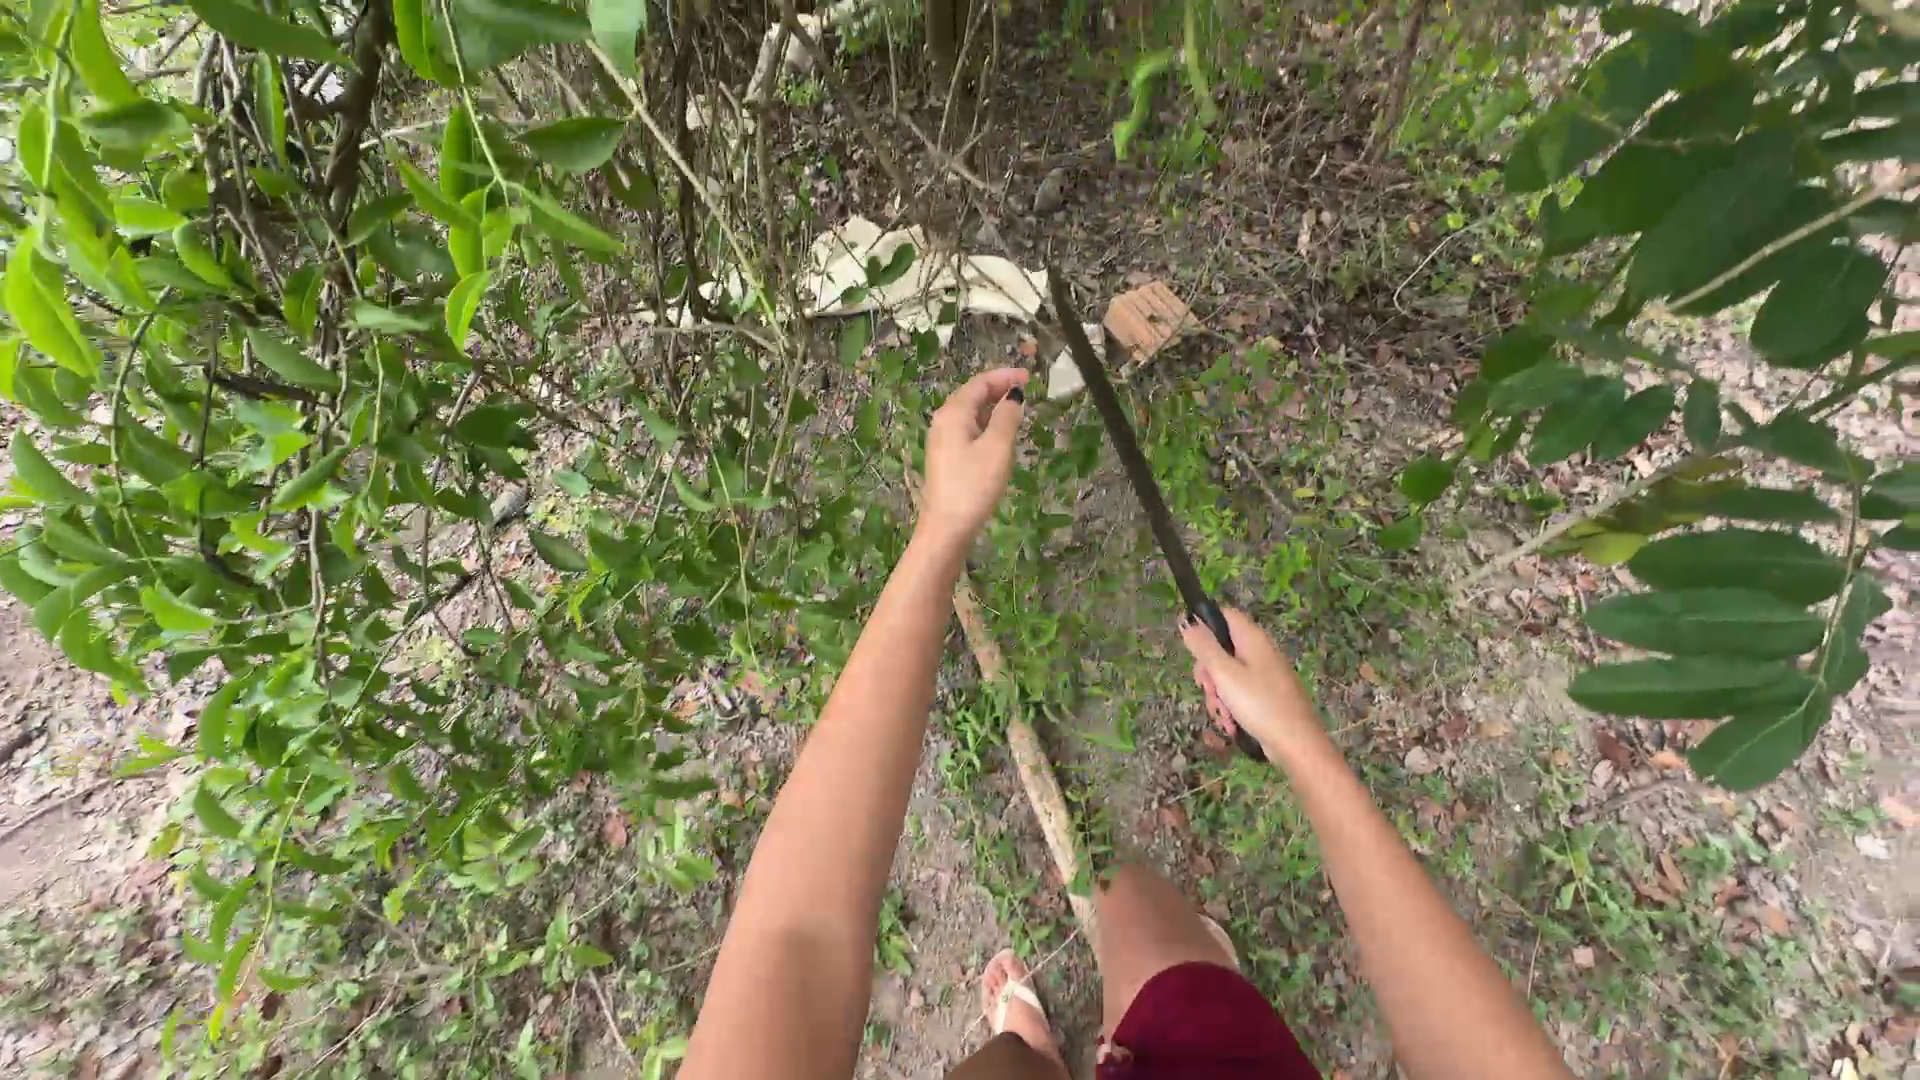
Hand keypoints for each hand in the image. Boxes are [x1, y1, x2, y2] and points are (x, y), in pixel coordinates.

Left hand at [917, 367, 1028, 547]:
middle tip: (1025, 390)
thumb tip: (1013, 397)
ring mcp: (942, 441)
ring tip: (1017, 409)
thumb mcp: (997, 448)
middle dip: (998, 388)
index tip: (1028, 376)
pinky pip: (967, 430)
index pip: (979, 383)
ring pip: (970, 414)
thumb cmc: (974, 485)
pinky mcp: (946, 458)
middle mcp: (943, 422)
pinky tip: (999, 434)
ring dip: (993, 407)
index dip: (1004, 376)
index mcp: (953, 413)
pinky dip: (986, 424)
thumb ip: (1007, 417)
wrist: (947, 527)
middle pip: (972, 395)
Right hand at [1178, 606, 1323, 761]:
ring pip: (1227, 674)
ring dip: (1217, 694)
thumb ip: (1203, 646)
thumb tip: (1185, 619)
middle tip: (1207, 688)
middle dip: (1208, 671)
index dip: (1204, 626)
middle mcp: (1260, 651)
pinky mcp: (1266, 695)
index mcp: (1252, 639)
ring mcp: (1265, 674)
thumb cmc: (1259, 703)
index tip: (1193, 650)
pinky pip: (1239, 692)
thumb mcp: (1224, 673)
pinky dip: (1231, 705)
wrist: (1296, 744)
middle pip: (1221, 649)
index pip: (1223, 615)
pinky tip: (1232, 723)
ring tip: (1222, 714)